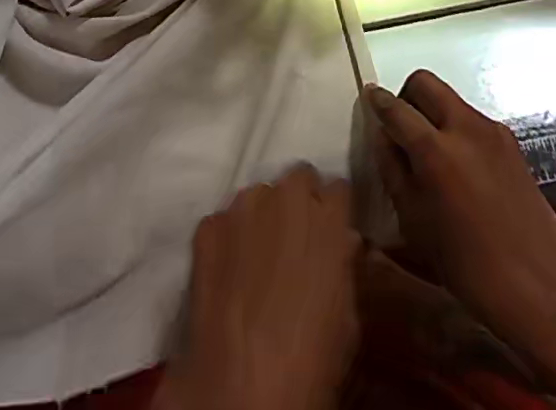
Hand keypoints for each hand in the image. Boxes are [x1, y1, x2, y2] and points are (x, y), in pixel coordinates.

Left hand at [156, 165, 359, 409]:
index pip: (338, 186)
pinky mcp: (207, 225)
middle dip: (300, 200)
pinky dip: (230, 236)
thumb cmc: (311, 354)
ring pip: (258, 195)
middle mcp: (283, 198)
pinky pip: (225, 220)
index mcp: (327, 216)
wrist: (241, 378)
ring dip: (263, 215)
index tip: (333, 226)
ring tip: (259, 254)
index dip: (335, 207)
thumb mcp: (347, 315)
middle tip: (297, 236)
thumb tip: (341, 241)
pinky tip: (230, 269)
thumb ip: (343, 264)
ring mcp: (240, 207)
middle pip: (297, 177)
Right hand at [367, 73, 555, 409]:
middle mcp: (466, 128)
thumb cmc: (467, 264)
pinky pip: (472, 121)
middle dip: (406, 95)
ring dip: (432, 112)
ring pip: (451, 100)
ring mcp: (495, 134)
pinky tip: (457, 166)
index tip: (367, 99)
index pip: (395, 108)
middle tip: (400, 127)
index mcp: (435, 149)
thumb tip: (384, 135)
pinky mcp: (514, 146)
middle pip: (426, 83)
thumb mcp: (413, 218)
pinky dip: (455, 128)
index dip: (376, 101)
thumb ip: (393, 168)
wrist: (543, 290)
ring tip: (429, 152)